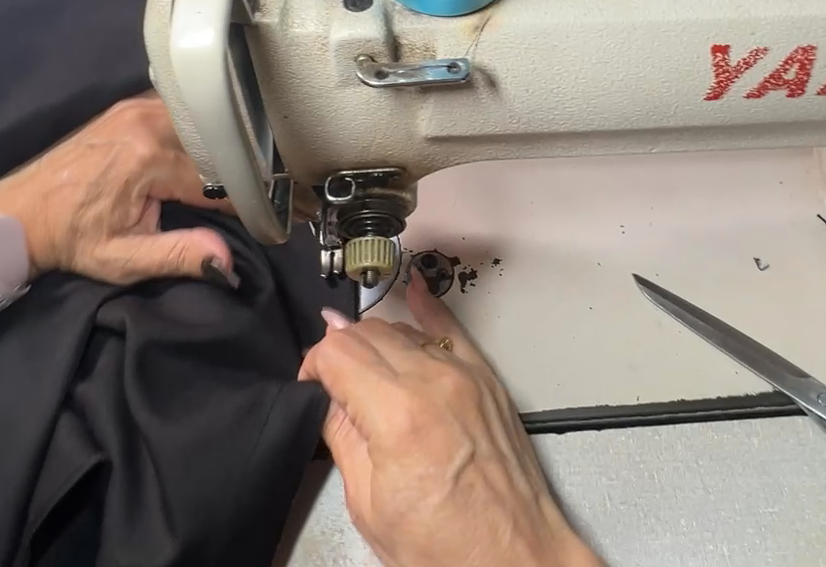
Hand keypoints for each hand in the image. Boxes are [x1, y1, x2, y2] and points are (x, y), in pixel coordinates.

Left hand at [0, 95, 233, 285]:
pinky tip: (197, 154)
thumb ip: (178, 255)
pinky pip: (179, 114)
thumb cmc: (71, 239)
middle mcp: (148, 123)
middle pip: (210, 145)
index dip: (238, 201)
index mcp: (149, 159)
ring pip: (198, 125)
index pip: (215, 180)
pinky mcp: (130, 105)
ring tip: (221, 177)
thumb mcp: (122, 260)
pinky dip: (193, 133)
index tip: (258, 217)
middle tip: (240, 197)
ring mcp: (138, 108)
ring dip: (213, 150)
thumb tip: (225, 260)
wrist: (19, 213)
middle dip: (229, 171)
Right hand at [298, 278, 599, 566]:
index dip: (313, 365)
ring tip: (362, 366)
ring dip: (373, 340)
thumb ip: (343, 435)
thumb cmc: (444, 548)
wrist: (515, 558)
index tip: (311, 384)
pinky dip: (428, 304)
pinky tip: (413, 286)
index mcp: (397, 415)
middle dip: (340, 350)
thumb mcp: (370, 504)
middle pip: (367, 333)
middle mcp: (432, 380)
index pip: (338, 353)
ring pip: (401, 328)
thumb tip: (326, 393)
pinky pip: (451, 325)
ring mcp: (463, 372)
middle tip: (332, 382)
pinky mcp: (485, 375)